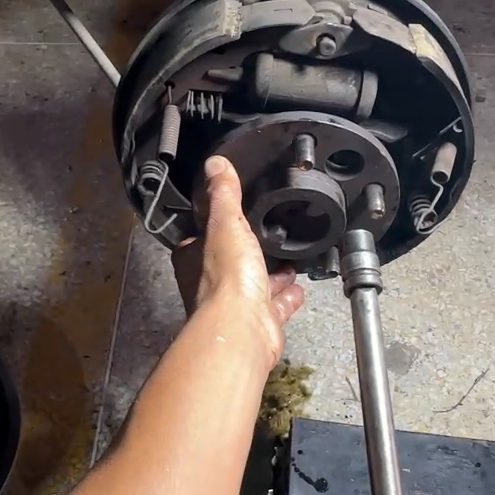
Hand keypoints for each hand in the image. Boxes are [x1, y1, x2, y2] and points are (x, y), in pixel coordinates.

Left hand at [171, 157, 305, 366]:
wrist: (242, 330)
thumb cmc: (226, 280)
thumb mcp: (226, 223)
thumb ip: (223, 194)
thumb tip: (215, 164)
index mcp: (196, 259)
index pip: (202, 236)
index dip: (216, 224)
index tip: (229, 213)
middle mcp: (212, 284)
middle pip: (231, 262)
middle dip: (249, 251)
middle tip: (265, 237)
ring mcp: (236, 305)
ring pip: (255, 284)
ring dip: (271, 274)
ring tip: (288, 260)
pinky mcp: (259, 321)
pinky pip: (275, 306)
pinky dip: (287, 297)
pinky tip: (299, 289)